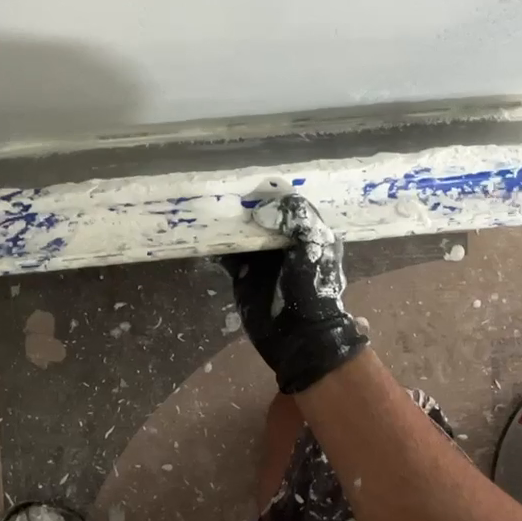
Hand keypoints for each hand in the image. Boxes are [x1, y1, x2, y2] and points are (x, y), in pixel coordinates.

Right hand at [222, 194, 368, 392]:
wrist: (300, 335)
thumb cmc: (312, 290)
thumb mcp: (313, 246)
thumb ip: (296, 218)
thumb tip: (260, 210)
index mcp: (307, 235)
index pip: (288, 206)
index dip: (271, 195)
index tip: (251, 185)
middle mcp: (283, 244)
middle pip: (261, 218)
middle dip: (245, 207)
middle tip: (225, 194)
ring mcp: (262, 261)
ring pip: (242, 234)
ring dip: (228, 225)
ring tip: (212, 210)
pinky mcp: (243, 276)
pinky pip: (227, 256)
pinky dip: (217, 247)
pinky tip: (208, 237)